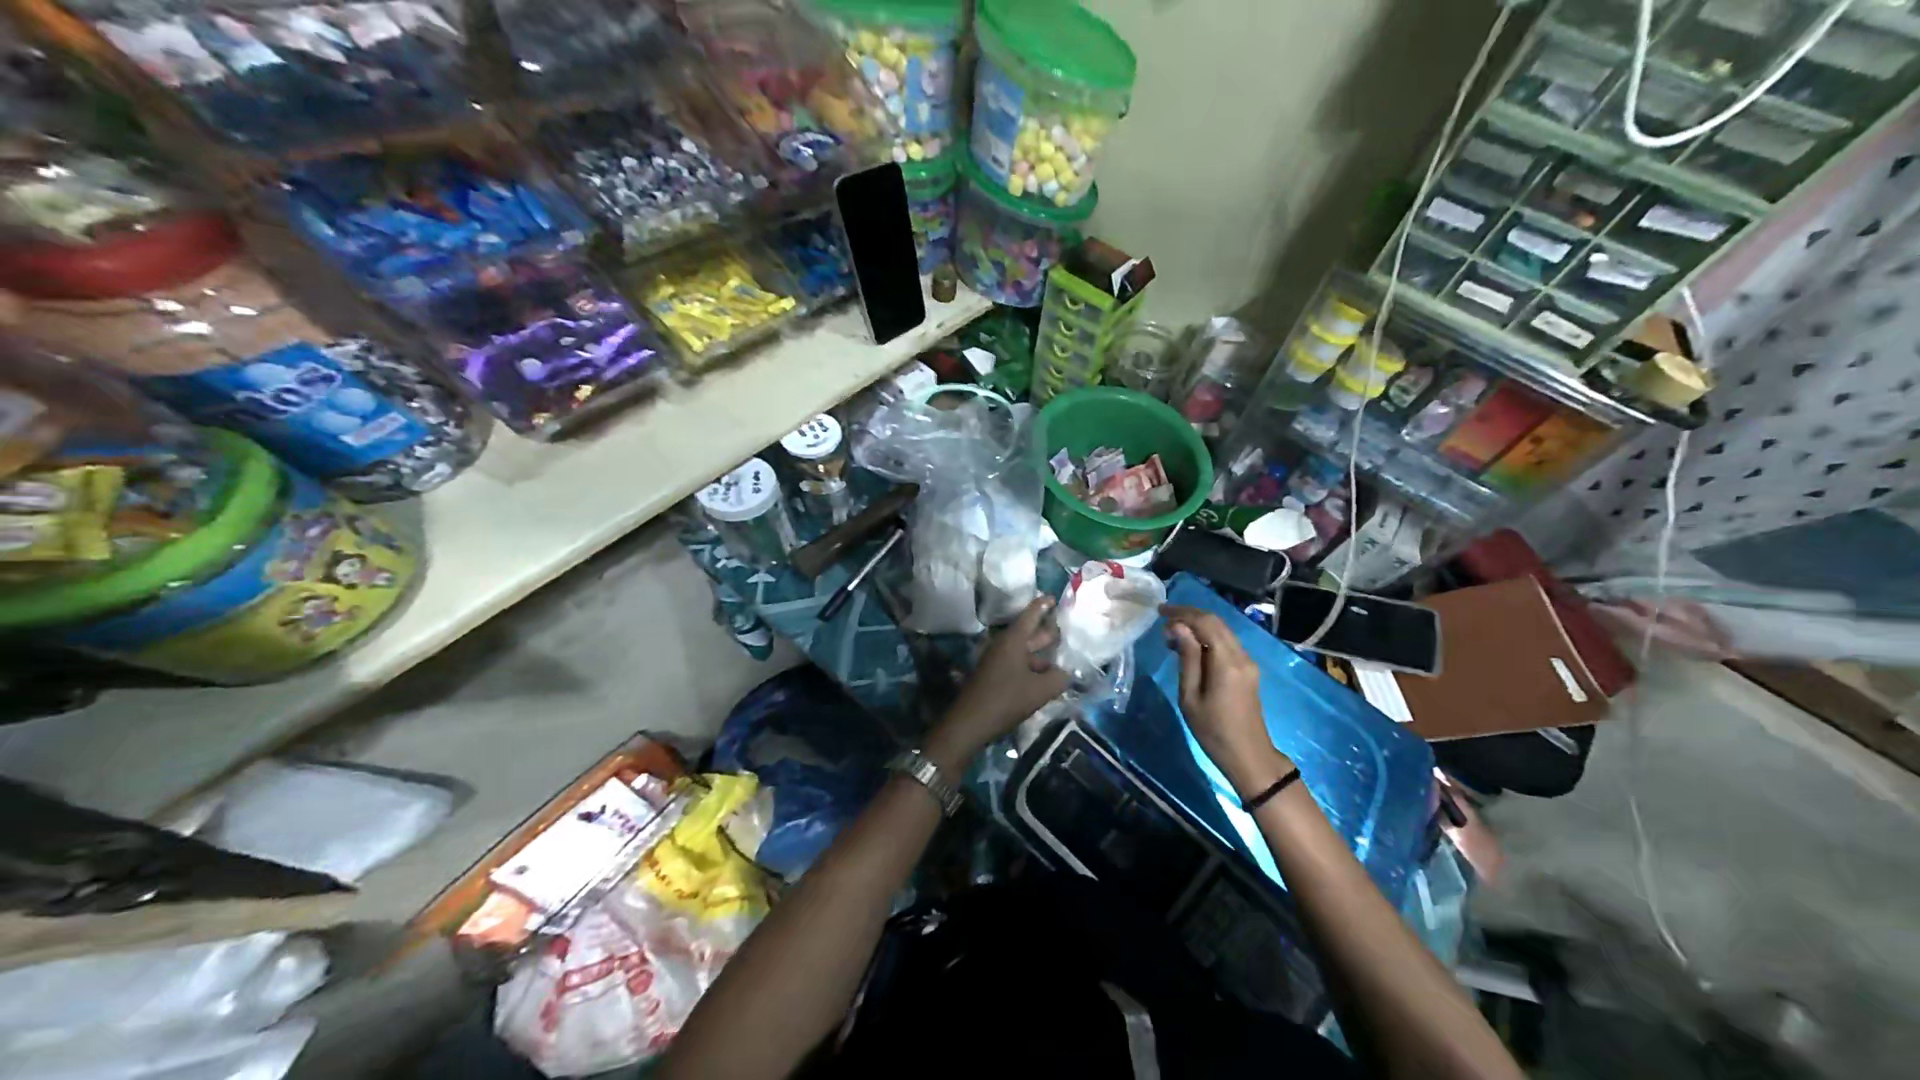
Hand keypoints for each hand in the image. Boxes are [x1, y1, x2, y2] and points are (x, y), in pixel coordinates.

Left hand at [926, 596, 1068, 766]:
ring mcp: (996, 661)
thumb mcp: (1040, 690)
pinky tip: (1044, 678)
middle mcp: (1003, 646)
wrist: (969, 723)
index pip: (1030, 615)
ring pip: (1023, 651)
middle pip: (1028, 633)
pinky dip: (1031, 667)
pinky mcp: (993, 677)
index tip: (1053, 596)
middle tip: (1065, 627)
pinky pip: (1016, 665)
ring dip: (1040, 653)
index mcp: (1013, 641)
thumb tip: (1065, 673)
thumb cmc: (1005, 699)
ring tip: (1061, 658)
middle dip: (1046, 630)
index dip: (1042, 605)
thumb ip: (1058, 678)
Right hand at [1161, 604, 1292, 798]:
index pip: (1206, 623)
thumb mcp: (1190, 696)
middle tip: (1163, 620)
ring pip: (1222, 631)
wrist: (1248, 755)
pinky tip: (1189, 648)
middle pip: (1216, 622)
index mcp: (1227, 662)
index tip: (1159, 612)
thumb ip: (1187, 659)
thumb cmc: (1213, 730)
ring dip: (1198, 626)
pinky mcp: (1248, 670)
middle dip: (1190, 615)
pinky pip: (1226, 643)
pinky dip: (1207, 638)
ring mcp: (1248, 662)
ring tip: (1172, 636)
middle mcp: (1242, 656)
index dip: (1182, 613)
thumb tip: (1179, 628)